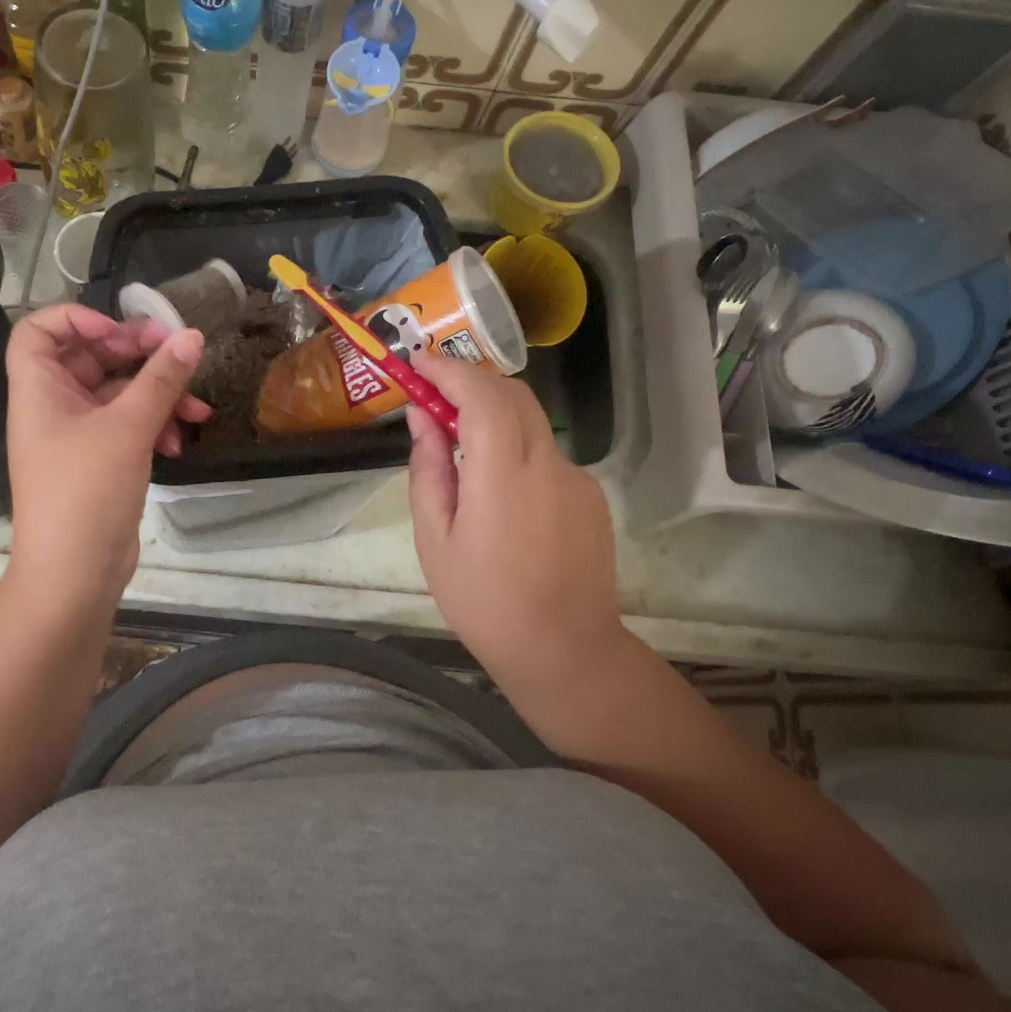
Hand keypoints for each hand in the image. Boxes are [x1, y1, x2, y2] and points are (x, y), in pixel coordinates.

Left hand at [4, 305, 207, 601]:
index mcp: (38, 388)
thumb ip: (161, 379)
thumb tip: (192, 336)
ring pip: (118, 395)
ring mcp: (76, 436)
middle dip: (137, 355)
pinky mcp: (99, 462)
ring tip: (197, 410)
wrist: (74, 574)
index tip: (121, 331)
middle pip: (90, 358)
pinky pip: (127, 426)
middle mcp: (52, 406)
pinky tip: (182, 440)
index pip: (39, 330)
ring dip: (158, 396)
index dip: (77, 319)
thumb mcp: (128, 428)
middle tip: (177, 352)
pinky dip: (154, 426)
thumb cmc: (87, 491)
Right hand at [405, 353, 624, 687]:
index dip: (449, 369)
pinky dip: (516, 450)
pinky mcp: (591, 496)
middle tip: (433, 395)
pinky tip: (500, 495)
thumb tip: (422, 418)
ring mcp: (576, 479)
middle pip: (514, 395)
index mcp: (502, 477)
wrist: (563, 649)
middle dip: (471, 381)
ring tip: (460, 451)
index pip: (482, 396)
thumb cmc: (482, 602)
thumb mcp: (435, 539)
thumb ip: (429, 470)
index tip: (419, 362)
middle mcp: (548, 465)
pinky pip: (547, 455)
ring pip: (532, 423)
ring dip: (493, 416)